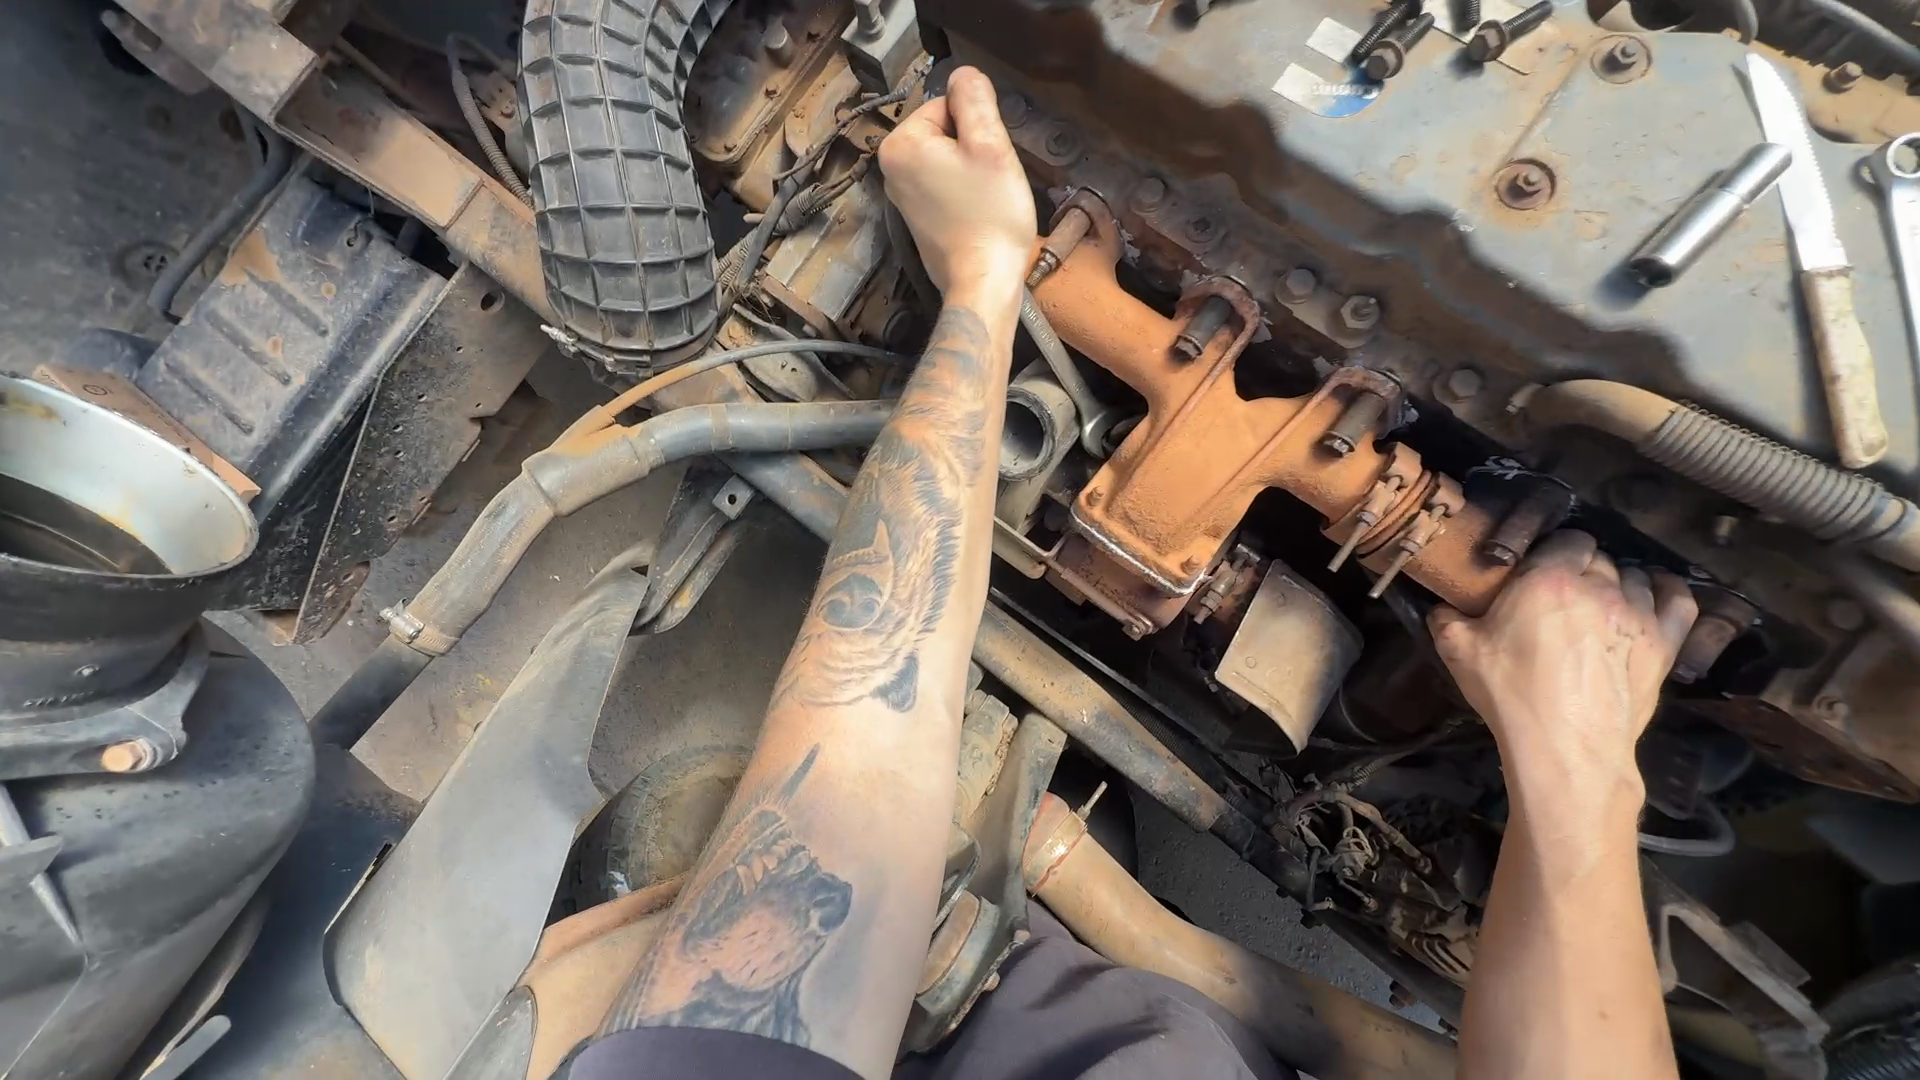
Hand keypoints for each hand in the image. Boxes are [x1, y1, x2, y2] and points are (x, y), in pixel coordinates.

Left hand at [879, 67, 1035, 295]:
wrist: (984, 282)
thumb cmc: (989, 218)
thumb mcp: (990, 144)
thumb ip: (974, 98)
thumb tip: (964, 76)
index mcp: (900, 146)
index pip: (947, 106)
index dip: (977, 128)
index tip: (987, 159)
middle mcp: (892, 172)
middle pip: (946, 135)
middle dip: (973, 151)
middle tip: (989, 181)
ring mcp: (904, 201)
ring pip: (950, 164)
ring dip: (973, 174)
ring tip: (985, 200)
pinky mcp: (920, 223)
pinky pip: (948, 191)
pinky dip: (966, 198)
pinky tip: (979, 216)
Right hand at [1429, 531, 1697, 808]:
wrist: (1565, 745)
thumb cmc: (1509, 691)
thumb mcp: (1456, 648)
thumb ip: (1446, 615)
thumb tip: (1443, 604)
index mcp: (1547, 580)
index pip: (1565, 539)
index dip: (1551, 547)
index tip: (1536, 564)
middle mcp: (1599, 588)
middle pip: (1599, 556)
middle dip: (1579, 565)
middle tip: (1555, 588)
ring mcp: (1639, 614)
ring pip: (1634, 575)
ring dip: (1615, 579)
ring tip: (1596, 598)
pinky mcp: (1665, 643)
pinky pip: (1678, 599)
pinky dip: (1664, 589)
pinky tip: (1650, 592)